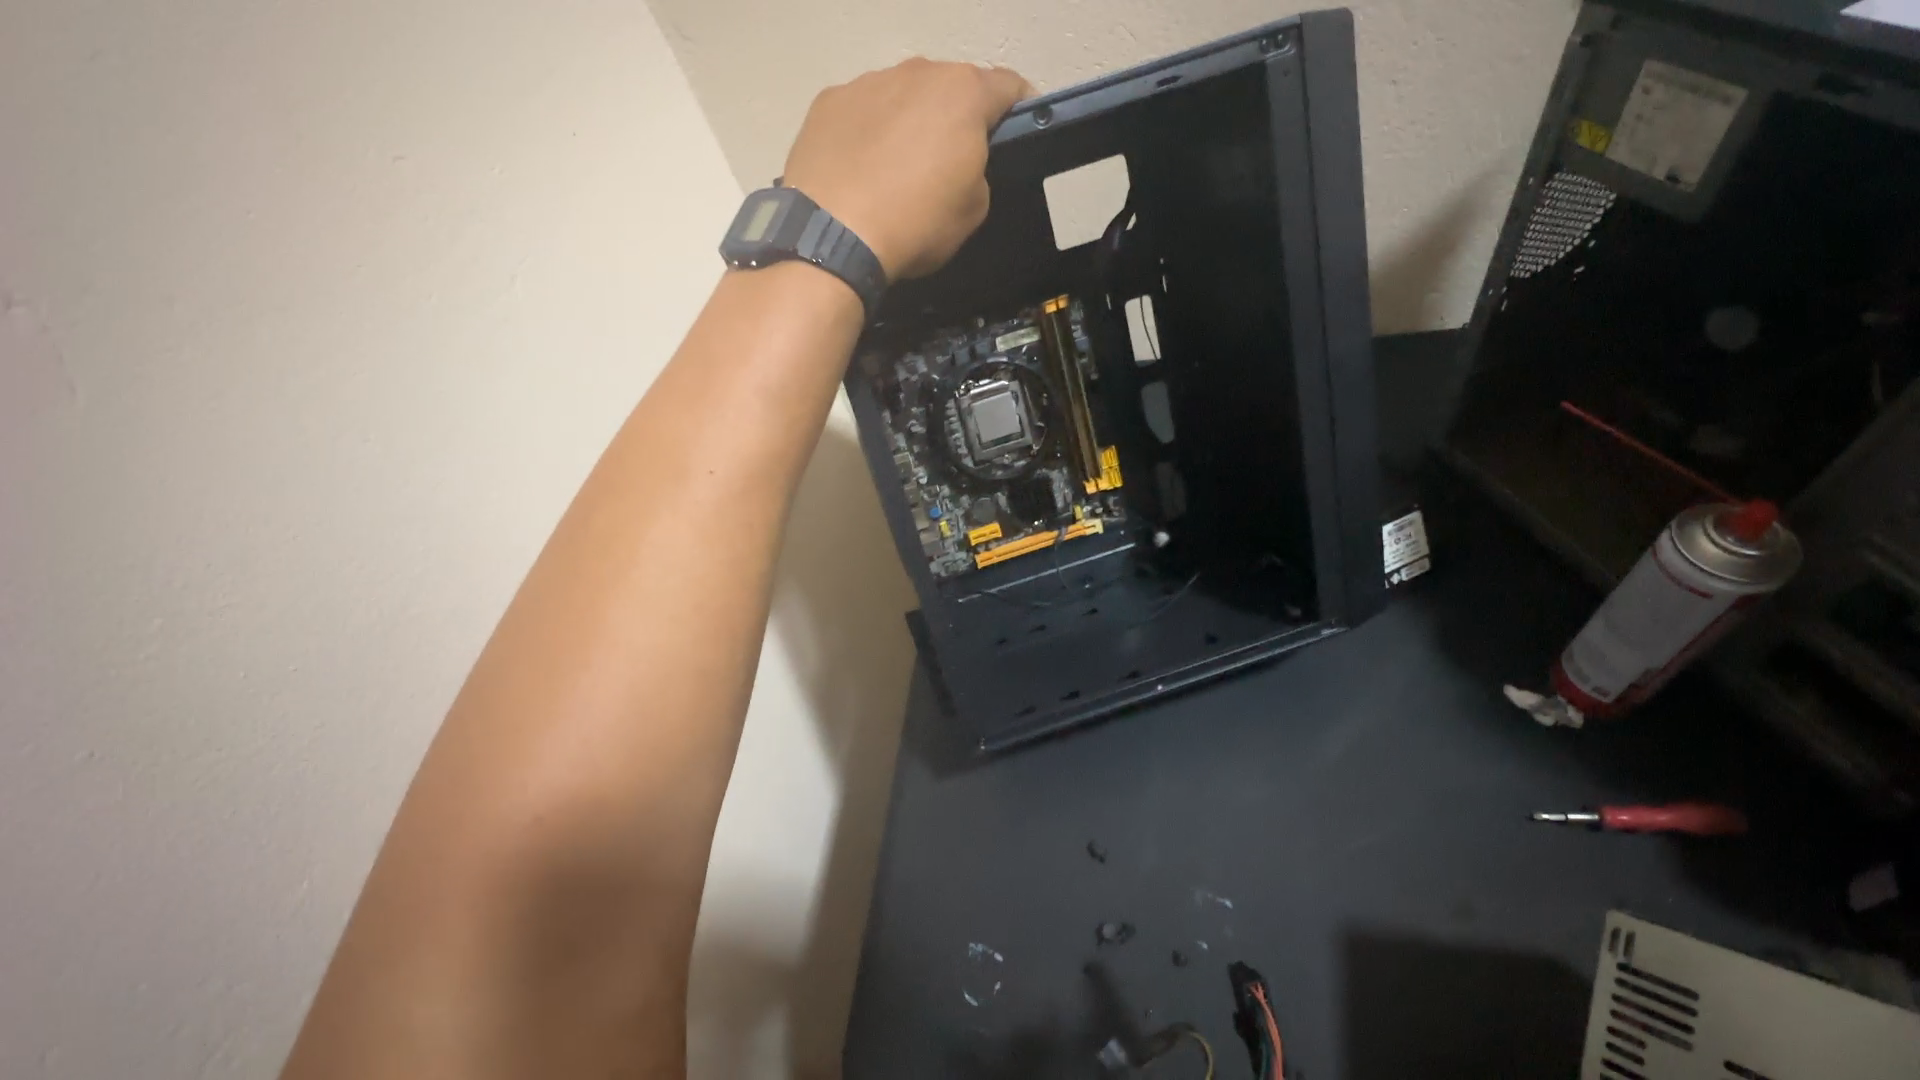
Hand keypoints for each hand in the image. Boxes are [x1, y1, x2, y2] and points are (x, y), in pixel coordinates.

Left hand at [782, 59, 1031, 280]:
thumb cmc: (915, 224)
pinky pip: (862, 113)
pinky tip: (861, 171)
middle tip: (948, 164)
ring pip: (903, 96)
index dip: (1018, 112)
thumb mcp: (973, 210)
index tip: (1013, 136)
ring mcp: (868, 83)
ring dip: (909, 122)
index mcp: (964, 94)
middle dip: (956, 118)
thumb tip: (959, 164)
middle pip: (950, 88)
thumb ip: (978, 172)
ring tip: (896, 171)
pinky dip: (868, 133)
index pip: (1009, 88)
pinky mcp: (828, 102)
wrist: (833, 236)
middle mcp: (917, 73)